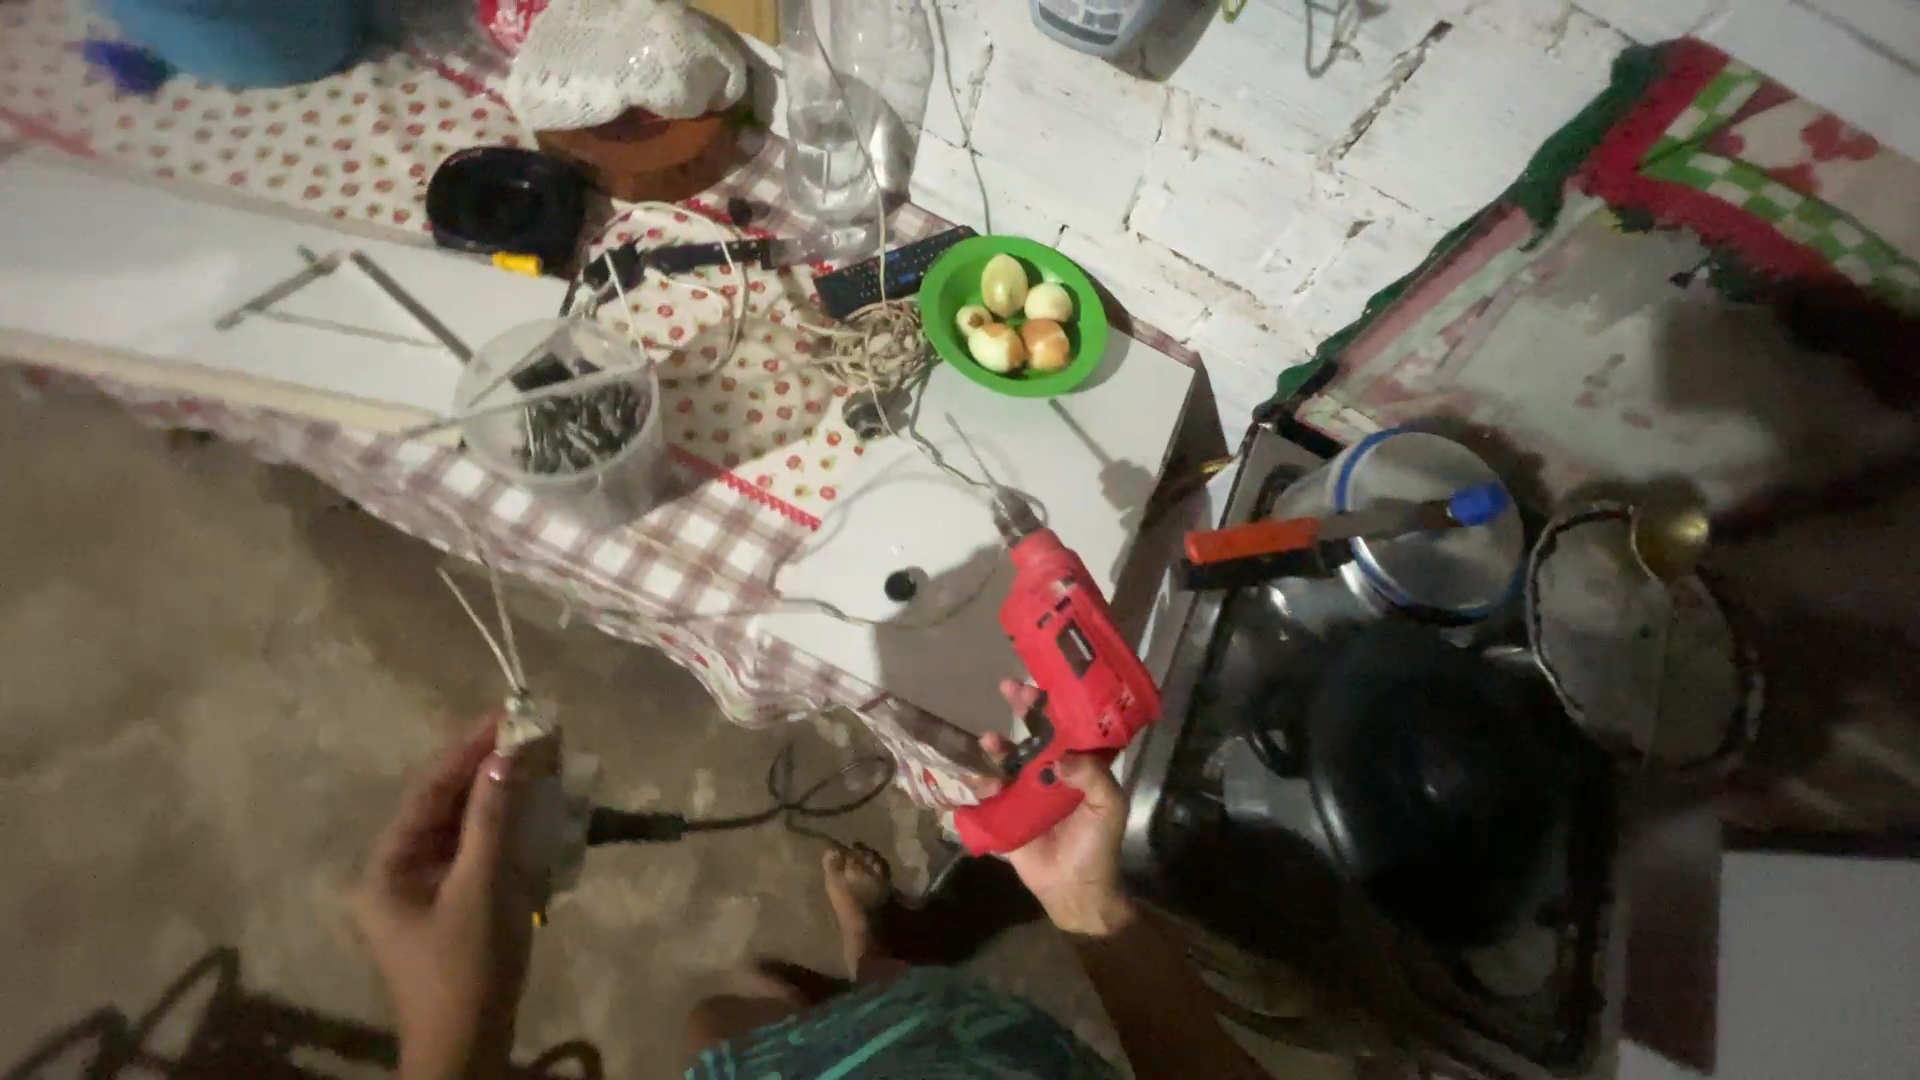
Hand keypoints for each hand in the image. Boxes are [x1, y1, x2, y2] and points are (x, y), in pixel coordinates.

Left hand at [349, 714, 539, 1079]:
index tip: (509, 711)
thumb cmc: (468, 965)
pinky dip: (513, 817)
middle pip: (449, 799)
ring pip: (470, 817)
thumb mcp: (484, 885)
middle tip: (537, 728)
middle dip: (494, 763)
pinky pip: (485, 840)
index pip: (431, 788)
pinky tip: (542, 799)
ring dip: (508, 787)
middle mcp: (402, 866)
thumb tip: (510, 754)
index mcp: (389, 864)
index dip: (470, 746)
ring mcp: (431, 881)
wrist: (471, 1042)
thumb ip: (495, 816)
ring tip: (547, 753)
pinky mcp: (459, 893)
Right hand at [977, 681, 1137, 938]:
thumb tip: (1060, 757)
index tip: (1044, 682)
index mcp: (1079, 767)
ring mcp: (1027, 791)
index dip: (1056, 704)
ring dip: (998, 744)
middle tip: (1009, 687)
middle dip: (1023, 708)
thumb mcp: (1108, 806)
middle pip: (1035, 732)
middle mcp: (1052, 772)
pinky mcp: (1007, 812)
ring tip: (990, 740)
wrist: (1075, 890)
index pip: (1067, 726)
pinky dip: (982, 783)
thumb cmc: (1097, 845)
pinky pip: (990, 793)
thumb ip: (1091, 776)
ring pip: (1009, 757)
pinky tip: (984, 782)